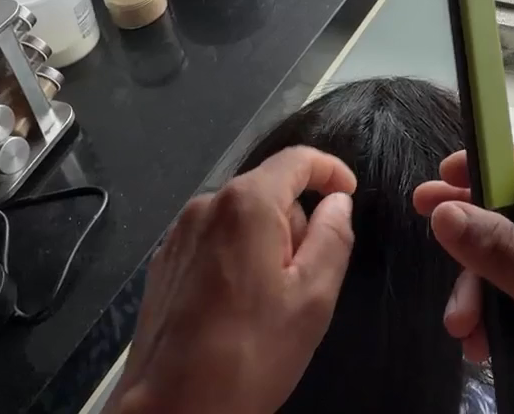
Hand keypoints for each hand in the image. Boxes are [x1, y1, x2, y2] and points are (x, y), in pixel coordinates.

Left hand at [114, 146, 357, 413]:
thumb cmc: (248, 355)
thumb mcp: (312, 299)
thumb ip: (333, 237)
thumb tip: (337, 202)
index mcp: (247, 203)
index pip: (297, 159)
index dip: (330, 170)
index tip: (349, 193)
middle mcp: (208, 204)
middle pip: (270, 189)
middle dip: (296, 221)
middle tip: (306, 278)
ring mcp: (180, 232)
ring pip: (242, 216)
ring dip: (266, 242)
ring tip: (269, 302)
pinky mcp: (164, 261)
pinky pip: (215, 239)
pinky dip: (236, 256)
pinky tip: (237, 307)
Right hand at [414, 148, 513, 413]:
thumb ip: (501, 251)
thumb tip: (443, 209)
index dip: (486, 166)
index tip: (443, 176)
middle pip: (511, 217)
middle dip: (471, 241)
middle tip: (425, 232)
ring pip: (509, 263)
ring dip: (478, 291)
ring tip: (462, 330)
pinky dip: (494, 318)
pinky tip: (480, 347)